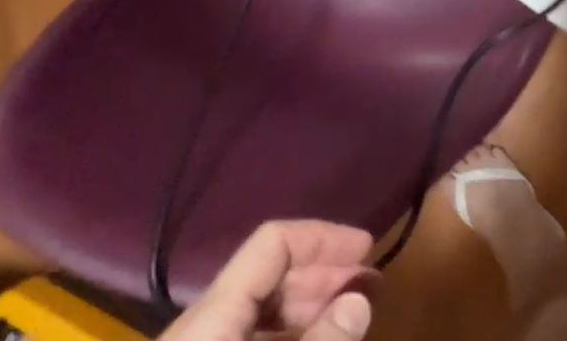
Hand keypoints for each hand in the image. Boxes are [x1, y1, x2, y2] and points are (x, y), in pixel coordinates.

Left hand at [157, 221, 375, 340]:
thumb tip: (361, 296)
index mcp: (209, 317)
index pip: (271, 243)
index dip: (323, 236)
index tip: (368, 249)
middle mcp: (196, 326)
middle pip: (265, 274)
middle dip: (322, 274)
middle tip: (370, 288)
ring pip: (256, 309)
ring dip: (307, 304)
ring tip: (349, 316)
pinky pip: (244, 336)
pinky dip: (284, 333)